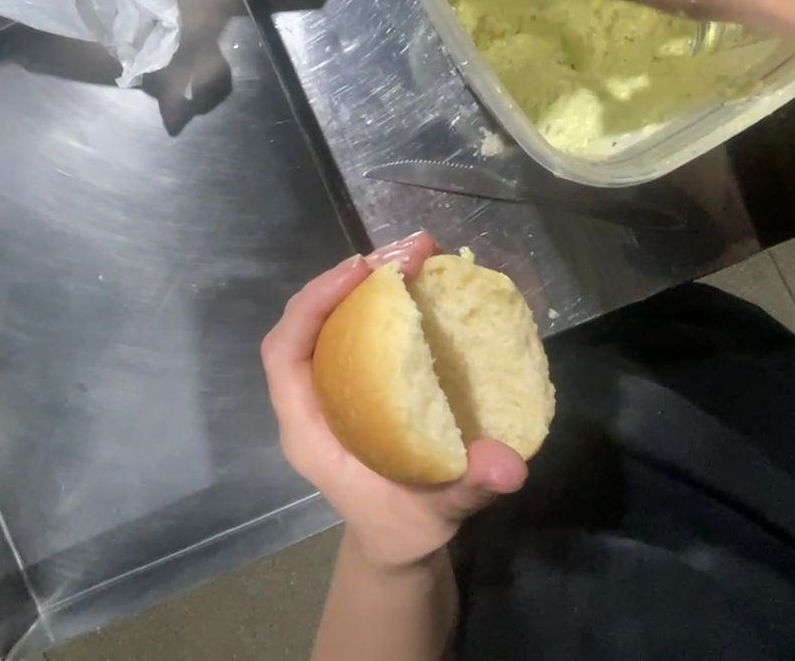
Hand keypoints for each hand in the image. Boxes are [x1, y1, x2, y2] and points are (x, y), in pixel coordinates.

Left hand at [262, 232, 527, 571]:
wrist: (398, 541)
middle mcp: (311, 400)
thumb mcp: (437, 515)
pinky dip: (380, 298)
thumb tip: (510, 466)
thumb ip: (468, 489)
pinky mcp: (353, 378)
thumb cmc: (402, 528)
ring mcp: (329, 385)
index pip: (284, 354)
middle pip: (306, 323)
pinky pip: (353, 326)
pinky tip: (417, 282)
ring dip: (365, 281)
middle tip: (404, 252)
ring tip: (414, 254)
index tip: (358, 273)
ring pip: (329, 317)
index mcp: (308, 431)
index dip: (311, 306)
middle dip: (346, 279)